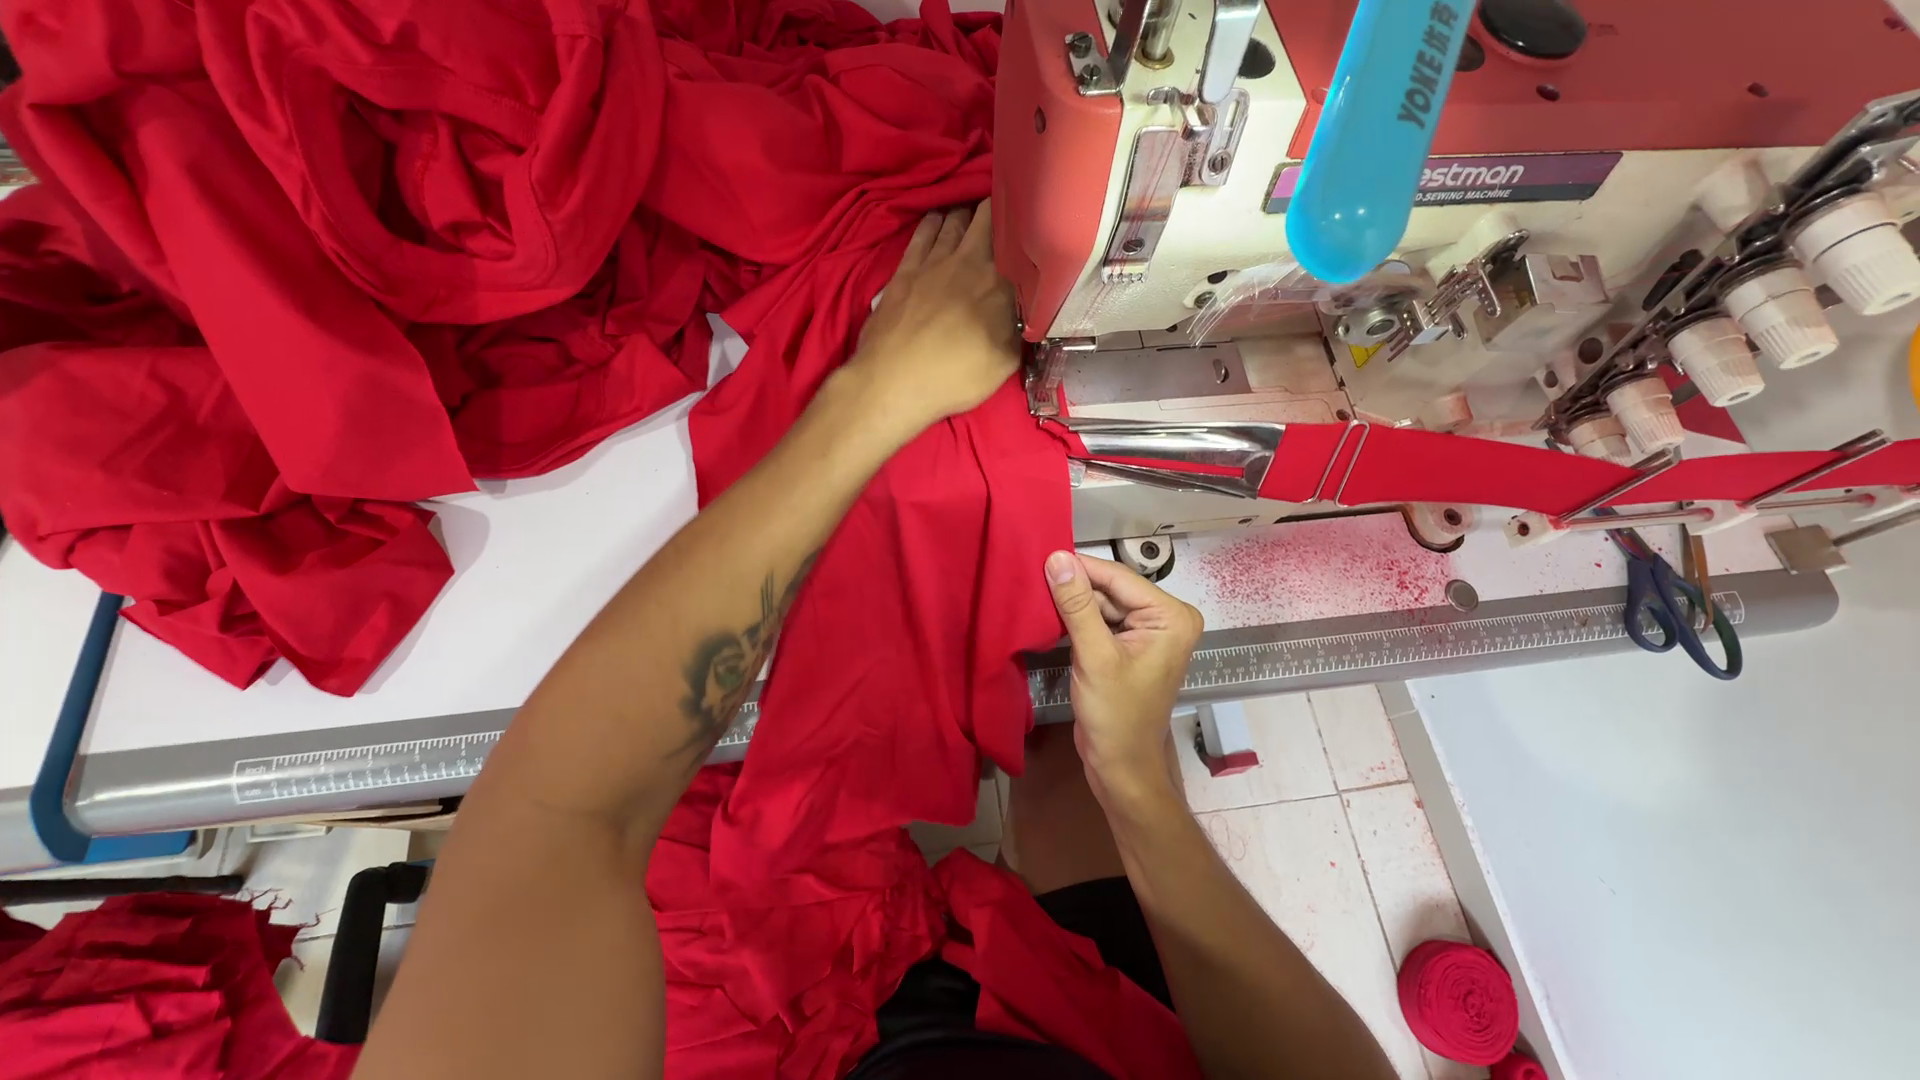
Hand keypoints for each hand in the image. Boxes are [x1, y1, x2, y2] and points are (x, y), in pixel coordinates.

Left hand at [844, 202, 1019, 430]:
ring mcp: (932, 261)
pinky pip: (922, 233)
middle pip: (985, 218)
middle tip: (1005, 214)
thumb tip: (1027, 314)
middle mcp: (968, 260)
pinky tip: (938, 220)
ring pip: (953, 221)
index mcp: (998, 282)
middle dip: (997, 210)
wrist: (894, 381)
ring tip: (973, 215)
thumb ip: (1019, 332)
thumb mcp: (1004, 362)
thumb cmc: (954, 377)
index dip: (1024, 229)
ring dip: (965, 215)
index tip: (1031, 227)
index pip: (1017, 241)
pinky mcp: (905, 269)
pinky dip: (933, 222)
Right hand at [1044, 550, 1203, 805]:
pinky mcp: (1129, 646)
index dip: (1079, 567)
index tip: (1040, 555)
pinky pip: (1101, 621)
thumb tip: (1056, 558)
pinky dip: (1077, 619)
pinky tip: (1050, 615)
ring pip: (1102, 603)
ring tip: (1035, 591)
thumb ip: (1076, 605)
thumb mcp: (1094, 656)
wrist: (1120, 765)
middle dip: (1075, 586)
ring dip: (1072, 602)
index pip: (1119, 578)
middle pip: (1111, 589)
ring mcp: (1148, 633)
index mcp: (1171, 617)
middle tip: (1032, 575)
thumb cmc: (1115, 715)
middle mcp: (1166, 618)